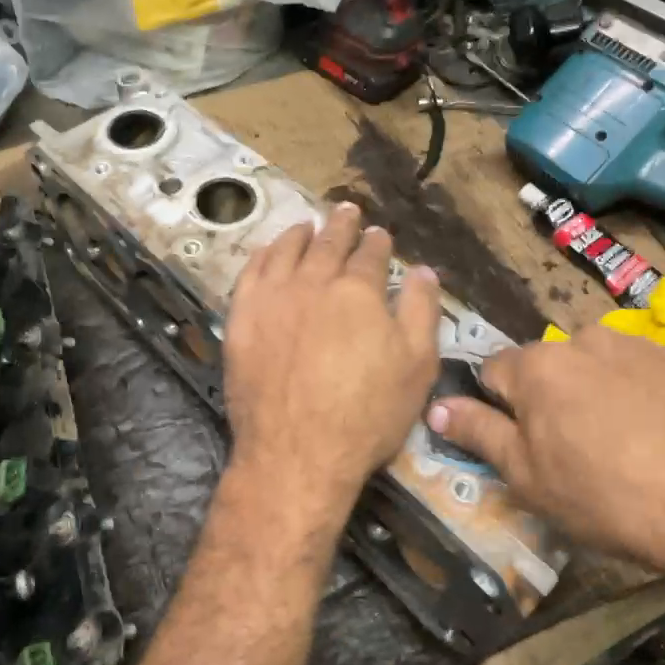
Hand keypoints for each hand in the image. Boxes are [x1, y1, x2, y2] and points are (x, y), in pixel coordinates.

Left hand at [222, 203, 442, 522]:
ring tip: (306, 225)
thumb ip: (422, 312)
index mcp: (359, 291)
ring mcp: (272, 298)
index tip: (379, 234)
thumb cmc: (367, 416)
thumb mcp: (417, 367)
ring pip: (286, 251)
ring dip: (300, 234)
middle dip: (341, 225)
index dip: (376, 242)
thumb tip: (423, 271)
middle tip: (346, 210)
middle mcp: (313, 282)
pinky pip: (250, 273)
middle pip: (328, 244)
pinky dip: (262, 255)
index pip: (370, 255)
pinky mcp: (241, 318)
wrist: (297, 453)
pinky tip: (268, 252)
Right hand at [426, 327, 664, 572]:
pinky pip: (642, 371)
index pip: (494, 373)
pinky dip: (640, 394)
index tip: (524, 445)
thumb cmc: (608, 498)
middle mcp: (582, 339)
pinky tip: (661, 436)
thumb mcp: (528, 477)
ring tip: (624, 444)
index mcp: (537, 366)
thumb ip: (478, 432)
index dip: (501, 410)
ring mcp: (637, 345)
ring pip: (595, 366)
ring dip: (595, 392)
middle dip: (551, 399)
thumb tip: (437, 405)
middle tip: (575, 452)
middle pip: (548, 367)